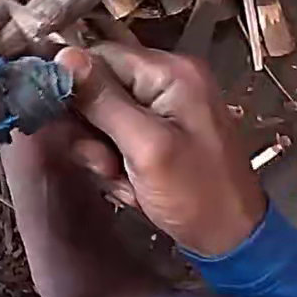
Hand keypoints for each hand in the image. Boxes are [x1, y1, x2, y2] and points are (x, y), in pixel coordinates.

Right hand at [57, 43, 265, 255]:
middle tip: (104, 161)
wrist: (232, 241)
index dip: (75, 85)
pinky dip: (113, 158)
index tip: (66, 119)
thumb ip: (102, 99)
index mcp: (171, 71)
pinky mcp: (156, 129)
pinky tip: (129, 180)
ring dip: (99, 149)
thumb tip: (63, 55)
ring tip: (120, 175)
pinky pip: (113, 133)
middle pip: (96, 85)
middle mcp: (165, 79)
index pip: (99, 55)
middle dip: (91, 127)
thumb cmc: (197, 194)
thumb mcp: (144, 145)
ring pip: (99, 114)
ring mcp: (161, 105)